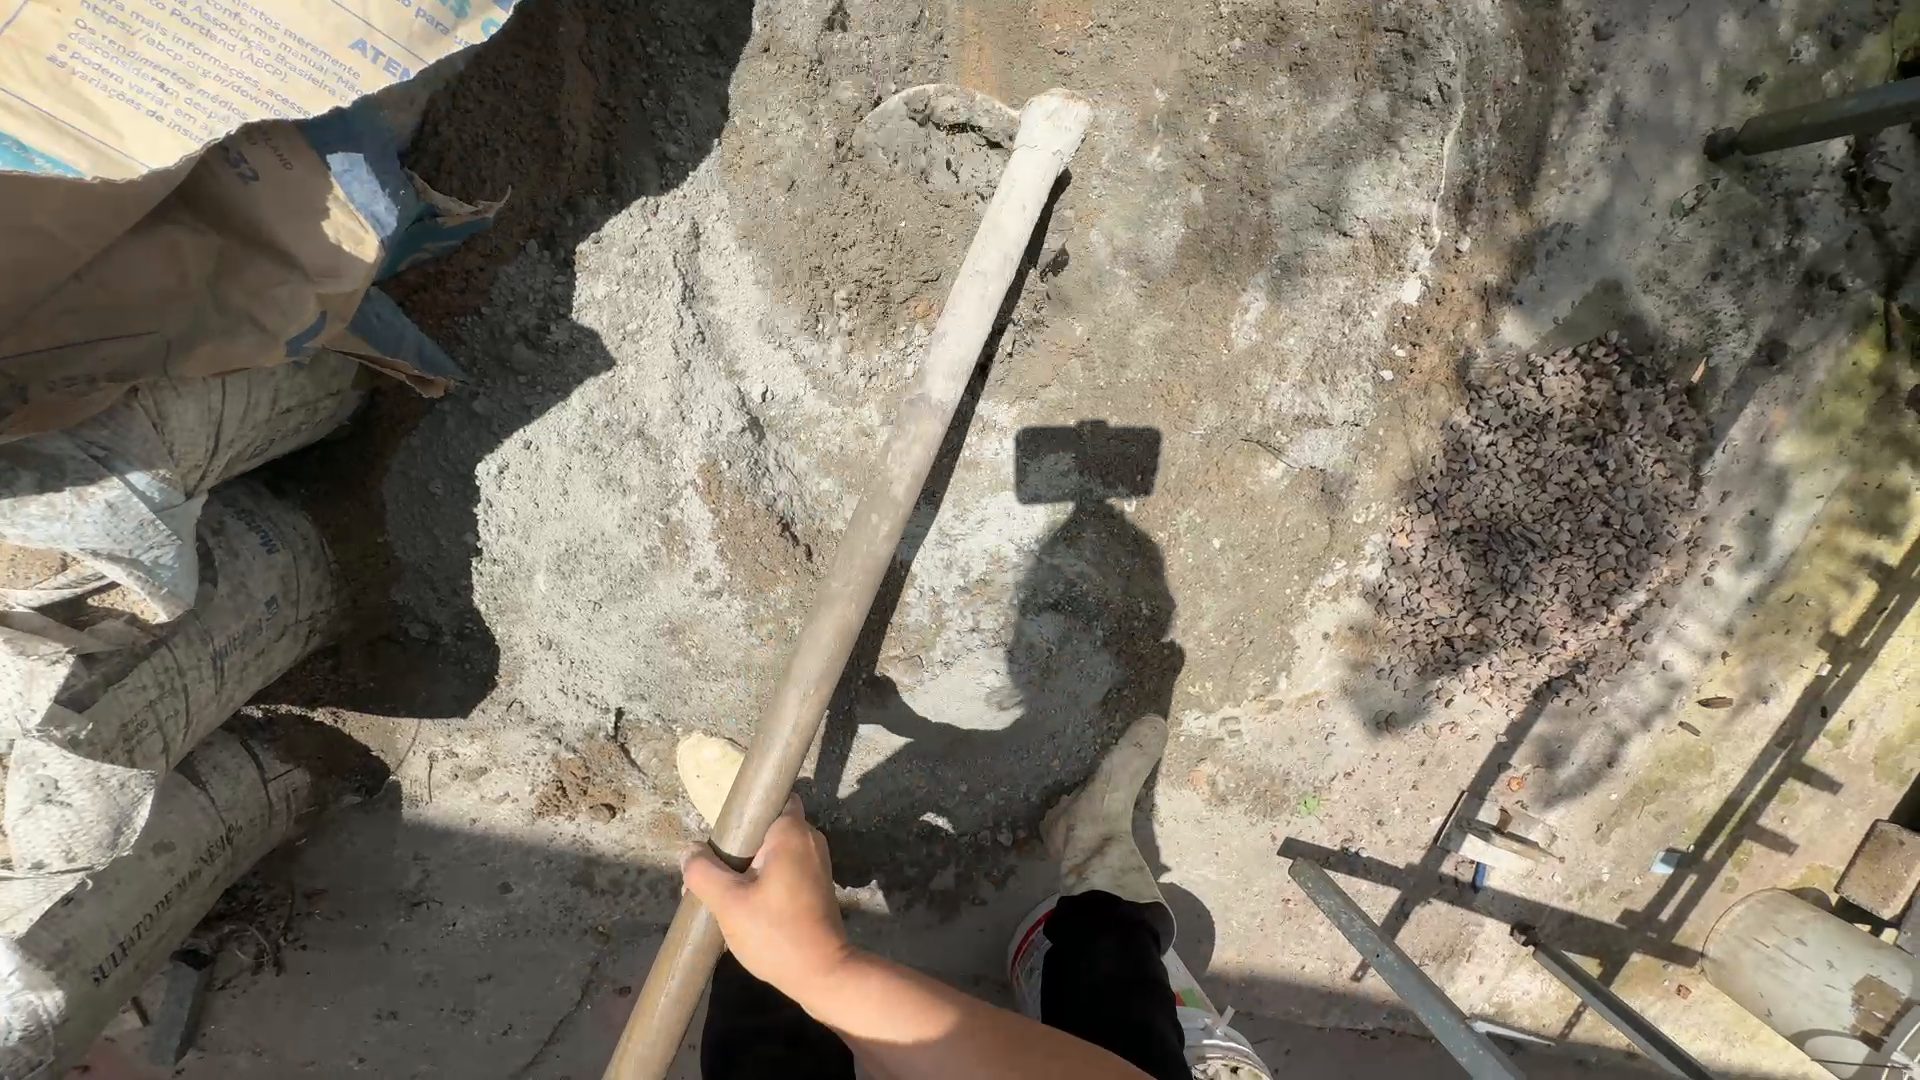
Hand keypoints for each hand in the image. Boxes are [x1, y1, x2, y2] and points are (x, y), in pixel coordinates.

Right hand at [681, 795, 853, 1000]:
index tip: (723, 832)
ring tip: (726, 889)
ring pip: (777, 849)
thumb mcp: (728, 903)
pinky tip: (748, 903)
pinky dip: (767, 877)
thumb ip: (704, 873)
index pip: (773, 797)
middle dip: (742, 844)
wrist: (821, 971)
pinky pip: (787, 866)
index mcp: (792, 830)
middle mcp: (810, 837)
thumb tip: (689, 851)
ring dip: (752, 864)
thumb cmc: (775, 931)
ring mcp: (817, 861)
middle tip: (716, 867)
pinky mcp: (817, 883)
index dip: (747, 810)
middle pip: (769, 826)